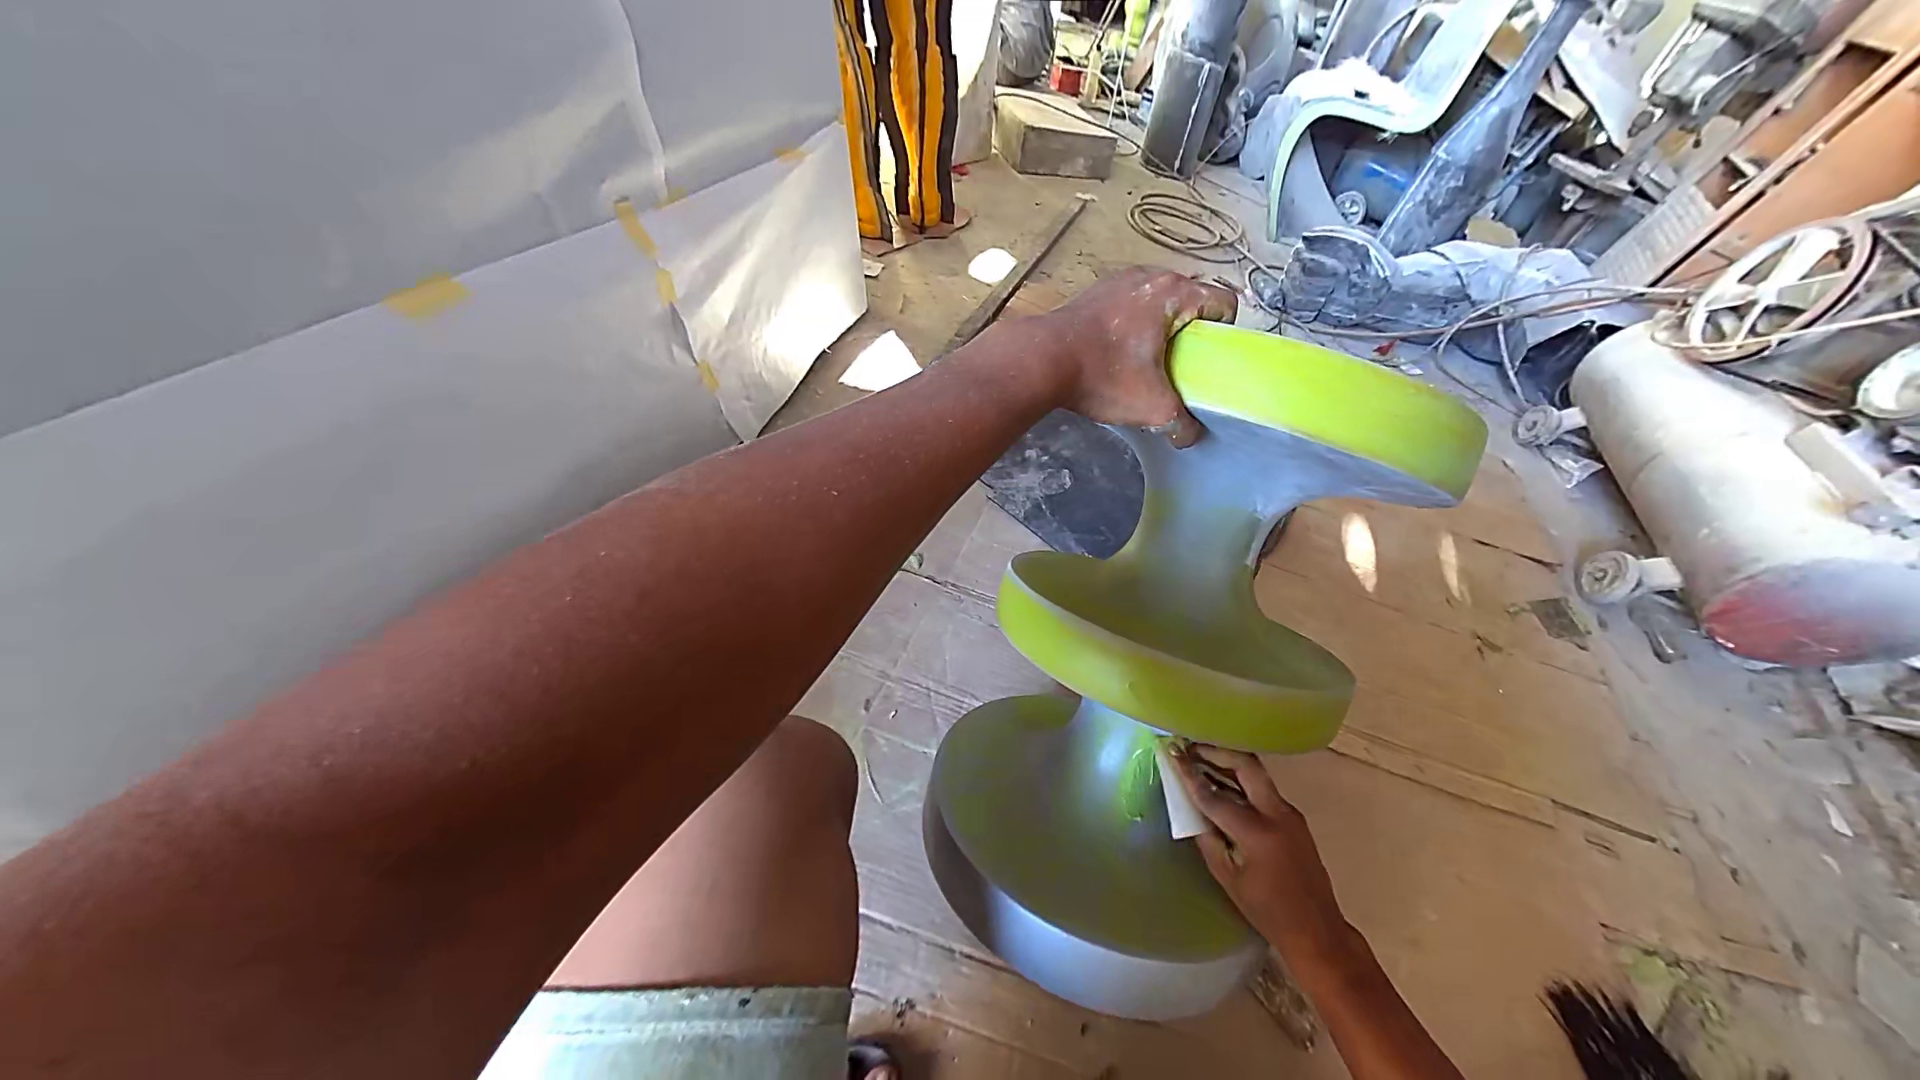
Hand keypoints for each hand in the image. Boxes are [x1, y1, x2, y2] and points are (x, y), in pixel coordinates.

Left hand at [1031, 267, 1235, 446]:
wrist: (1040, 361)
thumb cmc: (1100, 375)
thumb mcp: (1151, 407)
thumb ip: (1180, 423)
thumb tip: (1189, 435)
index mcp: (1174, 292)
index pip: (1224, 301)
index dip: (1225, 331)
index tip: (1209, 359)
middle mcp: (1149, 276)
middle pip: (1191, 300)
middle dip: (1191, 332)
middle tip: (1180, 365)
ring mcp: (1119, 281)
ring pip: (1158, 303)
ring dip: (1160, 329)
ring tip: (1147, 362)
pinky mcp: (1095, 294)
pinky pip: (1129, 306)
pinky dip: (1132, 326)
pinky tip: (1118, 355)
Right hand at [1170, 745, 1351, 961]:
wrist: (1317, 930)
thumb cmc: (1266, 910)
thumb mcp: (1226, 876)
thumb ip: (1206, 836)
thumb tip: (1189, 807)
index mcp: (1257, 833)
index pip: (1214, 795)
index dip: (1189, 774)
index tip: (1171, 753)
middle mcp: (1277, 814)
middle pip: (1246, 765)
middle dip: (1216, 752)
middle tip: (1190, 747)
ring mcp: (1289, 813)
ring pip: (1256, 774)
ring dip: (1227, 763)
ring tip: (1199, 759)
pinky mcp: (1293, 818)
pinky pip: (1262, 789)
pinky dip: (1239, 780)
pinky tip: (1220, 784)